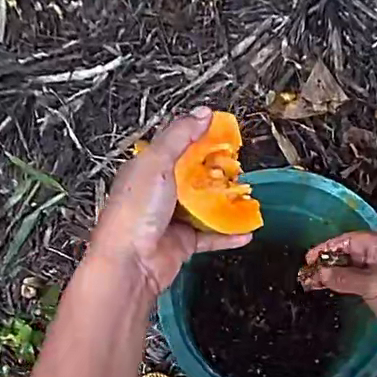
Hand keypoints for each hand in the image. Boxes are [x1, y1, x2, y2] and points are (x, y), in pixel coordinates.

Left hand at [87, 108, 250, 294]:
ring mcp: (171, 219)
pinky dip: (228, 235)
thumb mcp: (156, 163)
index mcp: (147, 169)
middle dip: (218, 174)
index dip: (200, 140)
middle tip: (240, 167)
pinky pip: (210, 237)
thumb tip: (203, 113)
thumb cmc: (133, 212)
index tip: (225, 135)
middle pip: (194, 178)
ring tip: (247, 197)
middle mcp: (159, 193)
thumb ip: (180, 136)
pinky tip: (246, 231)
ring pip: (205, 208)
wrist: (129, 263)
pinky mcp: (182, 243)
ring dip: (226, 205)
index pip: (177, 147)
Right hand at [299, 231, 376, 349]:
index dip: (327, 247)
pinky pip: (365, 277)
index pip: (350, 239)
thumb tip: (320, 273)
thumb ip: (343, 277)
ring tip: (317, 282)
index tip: (308, 258)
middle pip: (354, 250)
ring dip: (338, 272)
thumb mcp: (371, 286)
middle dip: (331, 260)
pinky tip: (337, 287)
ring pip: (358, 265)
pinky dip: (349, 281)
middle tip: (310, 272)